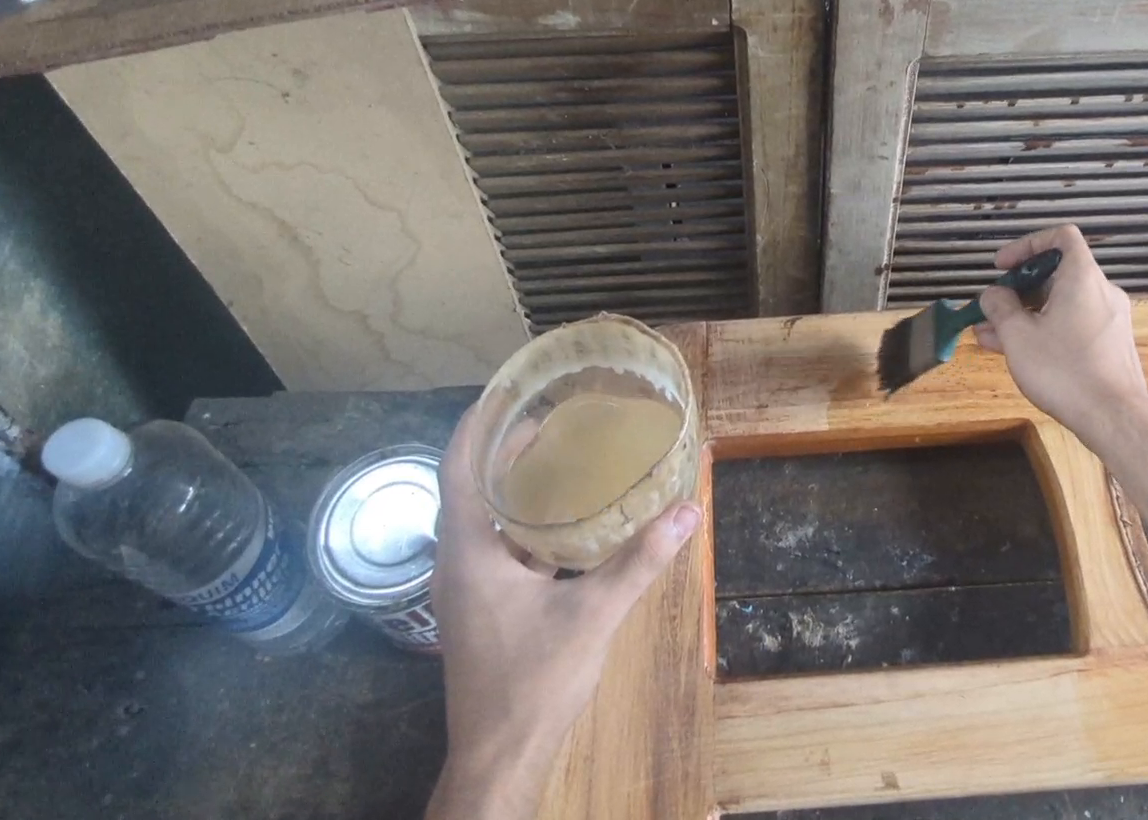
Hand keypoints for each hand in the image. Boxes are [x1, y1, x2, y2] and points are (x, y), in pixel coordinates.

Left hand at [427, 409, 702, 819]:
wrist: (501, 758)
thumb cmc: (534, 680)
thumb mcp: (593, 614)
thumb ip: (640, 560)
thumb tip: (689, 509)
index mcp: (468, 550)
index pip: (457, 465)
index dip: (478, 422)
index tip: (508, 390)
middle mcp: (458, 560)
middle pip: (470, 484)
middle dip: (503, 448)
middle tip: (550, 417)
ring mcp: (466, 587)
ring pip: (484, 517)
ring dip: (513, 485)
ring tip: (559, 456)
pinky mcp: (481, 606)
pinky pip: (497, 545)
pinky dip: (523, 522)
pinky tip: (563, 521)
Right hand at [973, 224, 1147, 424]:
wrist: (1113, 417)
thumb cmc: (1064, 370)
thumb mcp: (1018, 336)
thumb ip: (1000, 307)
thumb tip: (993, 295)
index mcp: (1082, 278)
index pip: (1061, 237)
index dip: (1027, 244)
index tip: (1003, 266)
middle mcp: (1101, 292)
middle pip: (1056, 275)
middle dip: (1017, 290)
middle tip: (990, 308)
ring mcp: (1108, 320)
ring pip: (1060, 305)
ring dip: (1025, 314)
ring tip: (989, 335)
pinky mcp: (1109, 345)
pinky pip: (1071, 325)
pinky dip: (1044, 330)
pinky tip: (1015, 351)